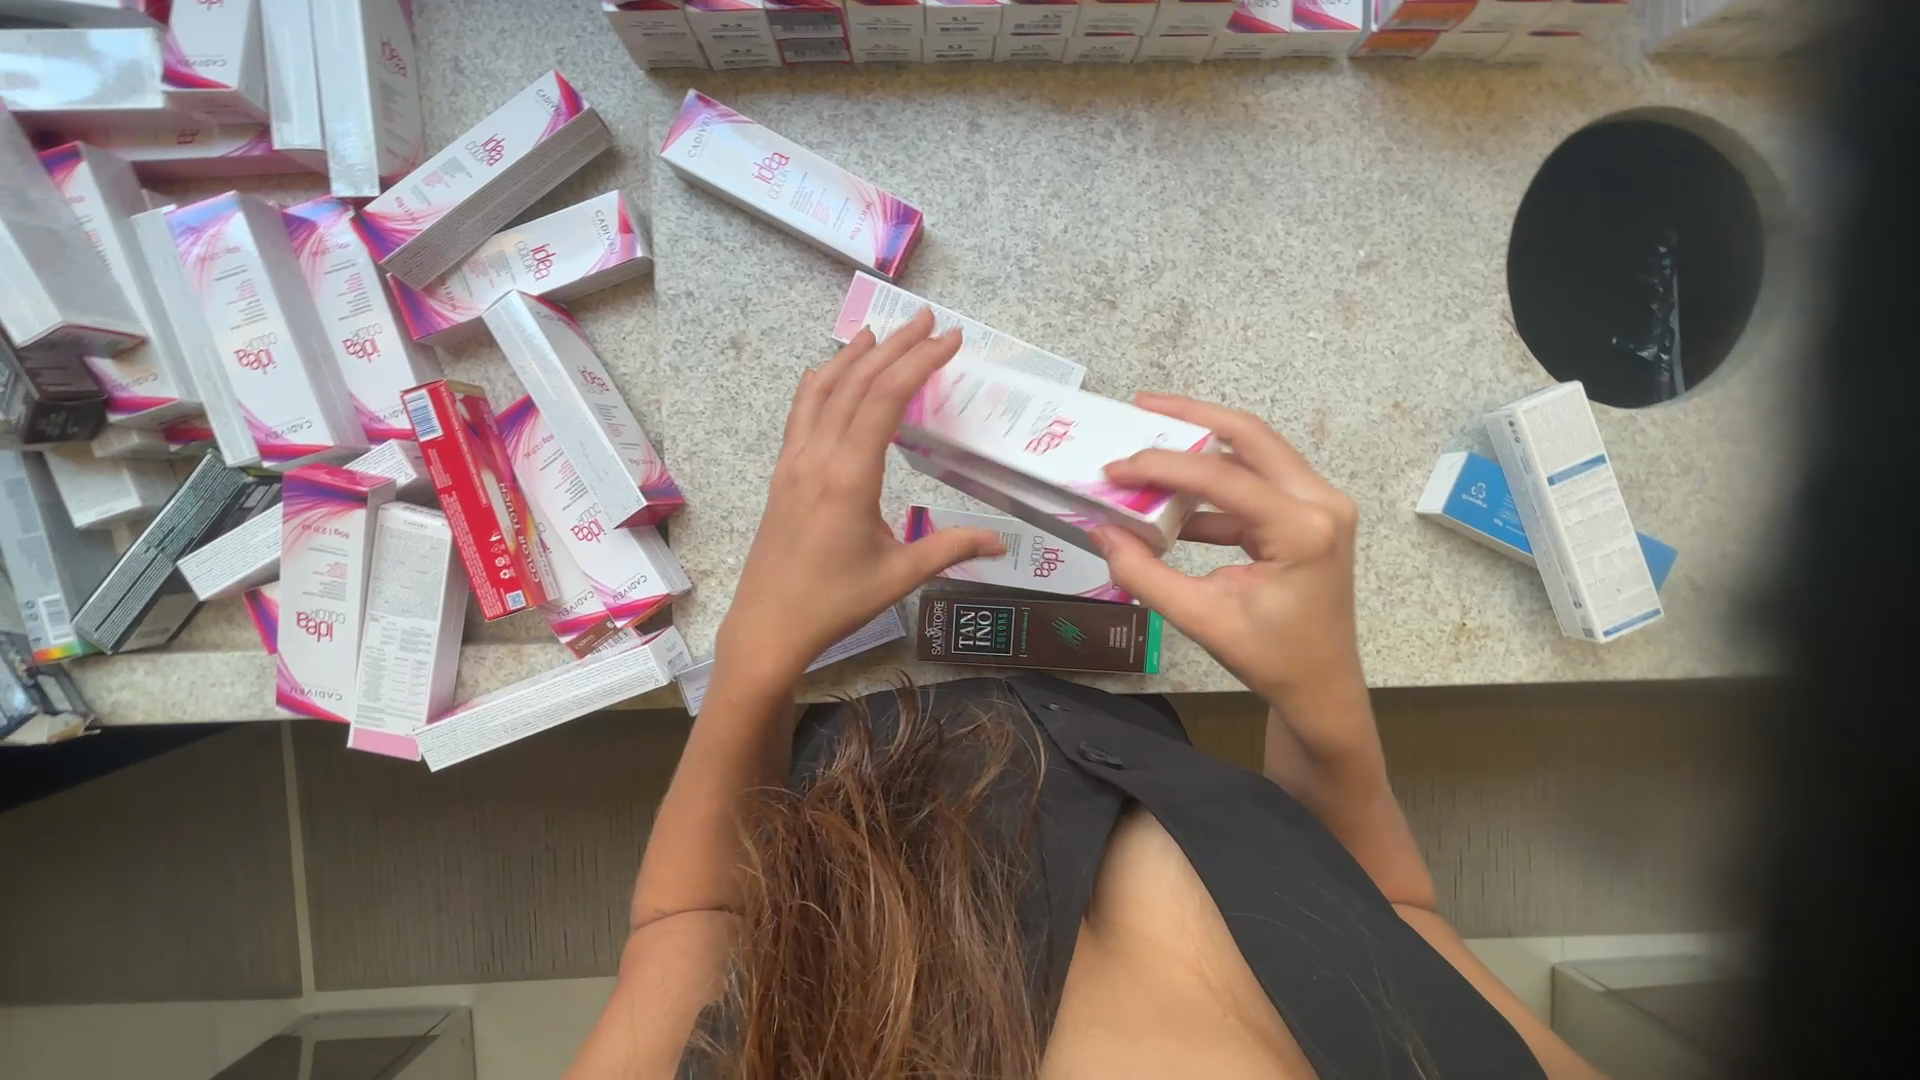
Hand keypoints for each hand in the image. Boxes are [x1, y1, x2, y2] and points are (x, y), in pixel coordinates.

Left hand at [716, 309, 1006, 683]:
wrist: (768, 625)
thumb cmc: (834, 603)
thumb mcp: (900, 576)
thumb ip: (951, 549)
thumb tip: (1002, 541)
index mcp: (849, 476)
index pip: (887, 400)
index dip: (919, 362)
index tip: (948, 339)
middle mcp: (817, 457)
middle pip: (856, 384)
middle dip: (895, 347)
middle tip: (926, 319)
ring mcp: (794, 462)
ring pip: (822, 391)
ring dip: (852, 357)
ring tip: (880, 332)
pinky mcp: (782, 473)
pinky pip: (800, 413)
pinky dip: (820, 384)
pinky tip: (829, 375)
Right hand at [1089, 394, 1363, 716]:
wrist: (1321, 688)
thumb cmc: (1271, 659)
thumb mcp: (1200, 619)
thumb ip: (1143, 574)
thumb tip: (1100, 532)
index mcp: (1303, 529)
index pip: (1222, 477)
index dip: (1161, 467)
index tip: (1114, 468)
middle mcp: (1321, 503)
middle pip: (1251, 436)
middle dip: (1192, 417)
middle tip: (1142, 405)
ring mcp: (1320, 506)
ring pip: (1255, 452)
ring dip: (1203, 446)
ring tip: (1151, 439)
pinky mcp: (1307, 516)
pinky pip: (1255, 484)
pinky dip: (1212, 487)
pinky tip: (1170, 502)